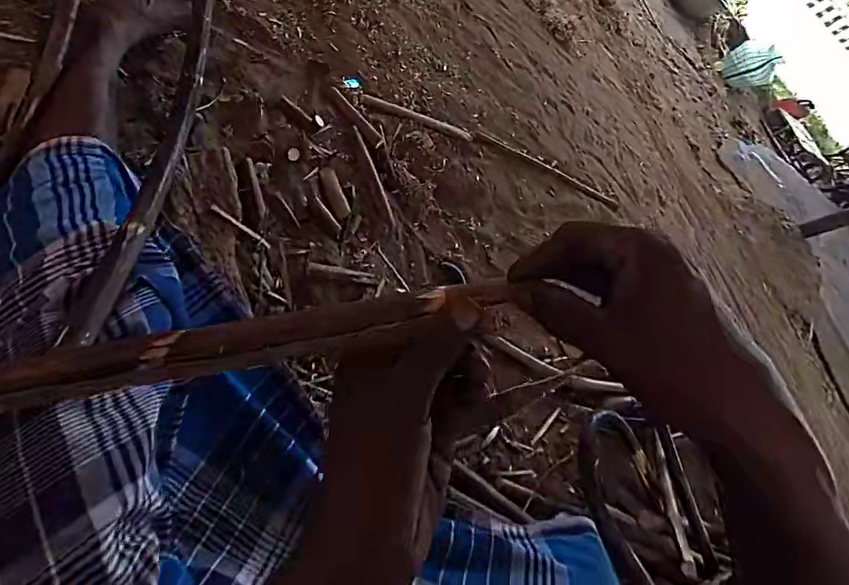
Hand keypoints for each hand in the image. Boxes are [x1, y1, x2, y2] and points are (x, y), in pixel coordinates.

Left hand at [278, 322, 474, 584]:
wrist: (372, 542)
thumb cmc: (375, 456)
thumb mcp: (405, 394)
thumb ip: (436, 348)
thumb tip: (467, 305)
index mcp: (366, 357)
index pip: (405, 319)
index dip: (440, 313)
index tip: (475, 308)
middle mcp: (387, 376)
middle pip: (432, 345)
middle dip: (459, 346)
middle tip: (480, 356)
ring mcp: (411, 407)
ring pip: (450, 374)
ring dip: (469, 374)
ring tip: (479, 384)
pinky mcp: (434, 435)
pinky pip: (459, 404)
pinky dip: (473, 400)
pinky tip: (483, 401)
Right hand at [508, 222, 782, 439]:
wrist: (747, 413)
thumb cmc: (674, 368)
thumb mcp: (606, 340)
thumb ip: (557, 310)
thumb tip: (517, 292)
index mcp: (638, 246)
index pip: (572, 238)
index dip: (536, 260)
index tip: (511, 284)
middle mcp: (653, 248)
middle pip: (588, 249)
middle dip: (554, 273)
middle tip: (526, 298)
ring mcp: (667, 271)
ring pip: (604, 269)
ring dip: (573, 288)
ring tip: (548, 312)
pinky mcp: (673, 295)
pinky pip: (623, 286)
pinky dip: (597, 300)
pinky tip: (583, 322)